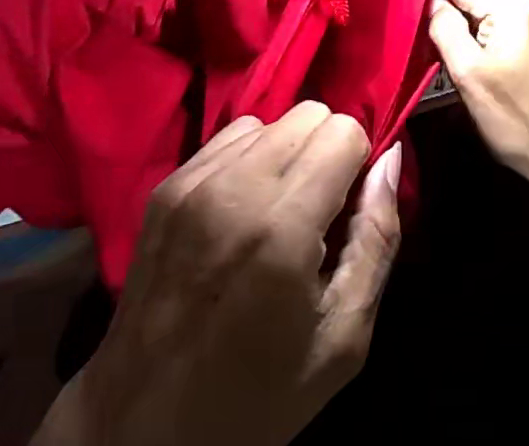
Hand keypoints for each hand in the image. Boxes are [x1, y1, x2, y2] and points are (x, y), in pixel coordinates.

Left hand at [34, 104, 402, 445]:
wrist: (136, 431)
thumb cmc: (257, 394)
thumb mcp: (344, 334)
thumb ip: (379, 237)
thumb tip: (391, 158)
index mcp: (280, 228)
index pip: (344, 131)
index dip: (360, 165)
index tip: (350, 210)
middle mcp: (231, 191)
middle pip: (311, 114)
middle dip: (329, 152)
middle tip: (320, 209)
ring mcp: (189, 186)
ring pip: (273, 120)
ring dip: (291, 152)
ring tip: (280, 208)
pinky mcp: (163, 190)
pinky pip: (233, 136)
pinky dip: (254, 157)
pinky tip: (246, 207)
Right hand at [426, 0, 528, 201]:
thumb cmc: (520, 121)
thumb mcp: (469, 77)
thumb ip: (446, 31)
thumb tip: (432, 0)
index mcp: (515, 9)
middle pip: (487, 1)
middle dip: (463, 13)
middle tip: (437, 35)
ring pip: (508, 18)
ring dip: (489, 30)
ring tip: (480, 64)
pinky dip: (513, 41)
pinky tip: (510, 69)